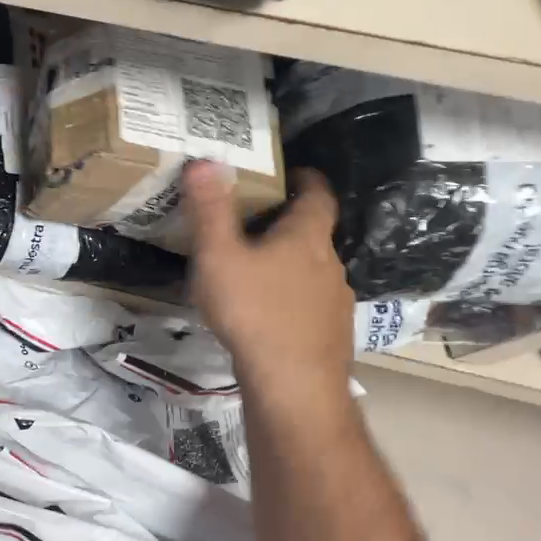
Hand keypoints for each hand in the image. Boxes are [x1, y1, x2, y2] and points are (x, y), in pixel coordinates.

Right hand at [182, 161, 354, 394]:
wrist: (293, 380)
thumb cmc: (253, 309)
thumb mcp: (218, 255)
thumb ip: (211, 210)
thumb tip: (207, 160)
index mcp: (305, 238)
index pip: (317, 196)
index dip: (306, 179)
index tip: (288, 171)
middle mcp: (328, 262)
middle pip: (311, 233)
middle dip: (284, 222)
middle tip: (249, 219)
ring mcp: (334, 297)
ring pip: (309, 267)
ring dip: (285, 260)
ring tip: (249, 265)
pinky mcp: (329, 328)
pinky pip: (308, 298)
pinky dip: (288, 292)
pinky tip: (263, 308)